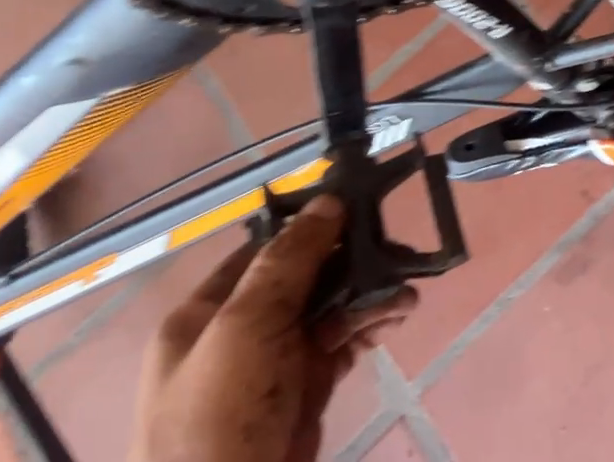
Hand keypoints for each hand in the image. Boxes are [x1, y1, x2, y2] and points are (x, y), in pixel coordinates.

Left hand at [132, 197, 415, 461]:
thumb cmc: (222, 412)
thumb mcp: (246, 328)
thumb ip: (288, 262)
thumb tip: (328, 201)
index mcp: (207, 312)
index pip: (266, 249)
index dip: (313, 225)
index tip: (365, 207)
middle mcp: (241, 329)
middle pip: (309, 274)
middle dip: (356, 263)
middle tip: (399, 256)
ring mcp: (277, 357)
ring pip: (335, 305)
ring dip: (373, 295)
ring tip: (405, 301)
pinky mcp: (309, 381)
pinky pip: (348, 337)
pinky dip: (374, 325)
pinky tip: (396, 320)